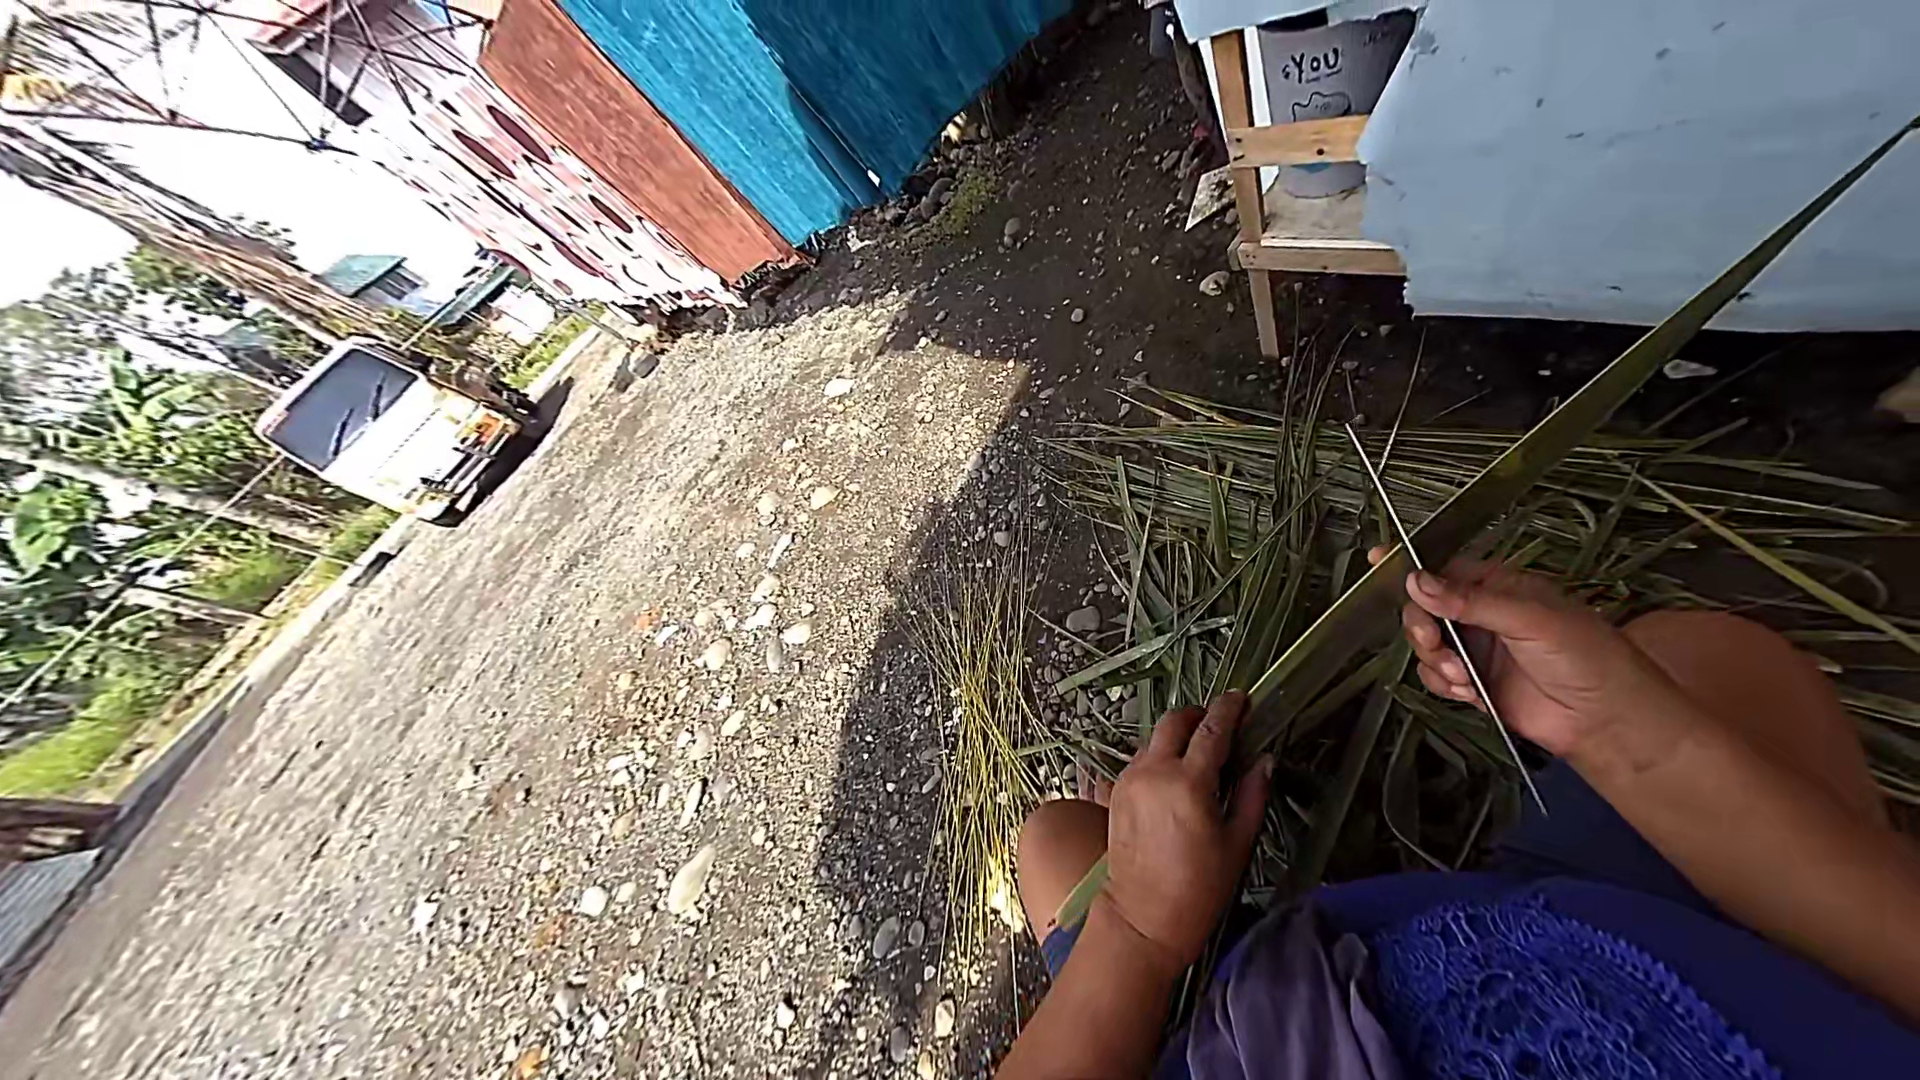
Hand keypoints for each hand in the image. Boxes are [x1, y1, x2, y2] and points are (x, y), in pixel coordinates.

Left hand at [1100, 692, 1271, 974]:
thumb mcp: (1237, 844)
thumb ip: (1251, 795)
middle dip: (1197, 714)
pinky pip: (1140, 759)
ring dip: (1176, 736)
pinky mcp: (1115, 789)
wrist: (1141, 915)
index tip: (1241, 697)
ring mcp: (1129, 778)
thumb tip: (1265, 759)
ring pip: (1154, 739)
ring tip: (1199, 755)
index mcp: (1188, 783)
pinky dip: (1159, 756)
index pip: (1212, 730)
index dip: (1228, 709)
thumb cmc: (1198, 887)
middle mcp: (1154, 771)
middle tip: (1218, 722)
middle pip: (1174, 721)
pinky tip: (1174, 777)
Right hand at [1371, 548, 1683, 761]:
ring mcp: (1474, 648)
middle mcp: (1480, 615)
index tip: (1376, 559)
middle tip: (1434, 642)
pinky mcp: (1469, 680)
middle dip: (1423, 628)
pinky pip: (1432, 675)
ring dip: (1435, 660)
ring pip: (1423, 643)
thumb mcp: (1533, 620)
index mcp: (1498, 588)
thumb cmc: (1592, 661)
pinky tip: (1468, 690)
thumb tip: (1417, 582)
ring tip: (1463, 676)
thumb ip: (1471, 601)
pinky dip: (1442, 683)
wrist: (1611, 725)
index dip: (1409, 566)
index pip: (1443, 569)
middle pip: (1422, 609)